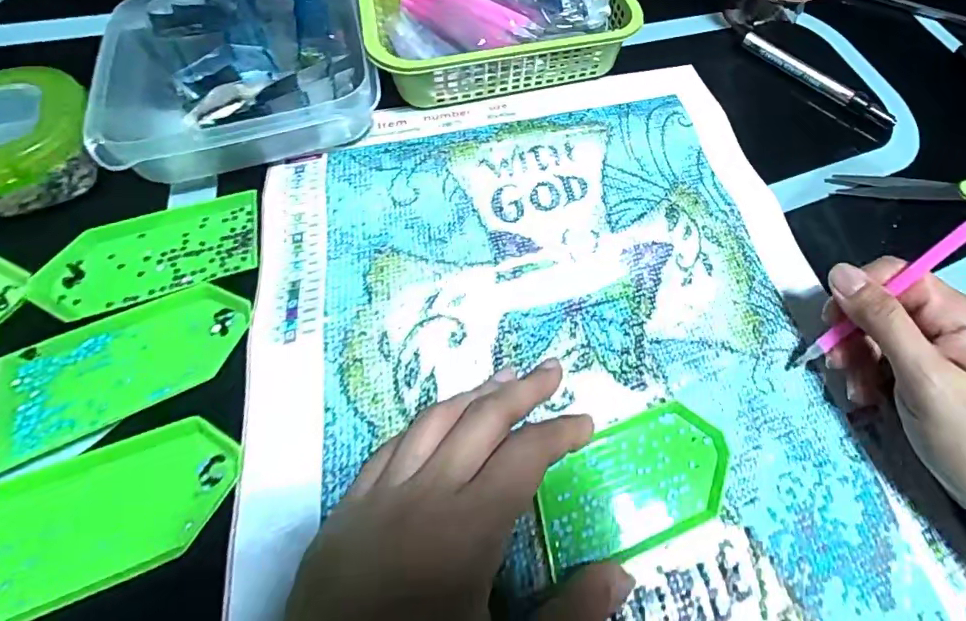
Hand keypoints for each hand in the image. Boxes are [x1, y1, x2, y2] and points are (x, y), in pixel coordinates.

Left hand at [284, 360, 633, 620]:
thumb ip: (567, 613)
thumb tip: (623, 575)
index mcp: (467, 528)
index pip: (527, 455)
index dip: (561, 433)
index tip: (586, 425)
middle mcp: (424, 496)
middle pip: (483, 420)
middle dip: (525, 390)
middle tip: (554, 369)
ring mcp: (377, 501)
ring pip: (434, 421)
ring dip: (476, 394)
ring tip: (505, 377)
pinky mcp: (342, 515)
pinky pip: (389, 447)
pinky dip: (424, 423)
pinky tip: (438, 420)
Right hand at [823, 258, 965, 524]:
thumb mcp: (923, 379)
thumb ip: (882, 320)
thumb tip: (840, 272)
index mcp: (959, 314)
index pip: (899, 276)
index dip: (861, 291)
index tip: (831, 322)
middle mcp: (951, 325)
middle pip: (888, 305)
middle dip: (857, 331)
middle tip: (837, 363)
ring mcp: (943, 353)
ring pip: (884, 335)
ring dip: (861, 357)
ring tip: (855, 391)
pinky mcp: (933, 379)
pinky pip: (892, 361)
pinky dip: (873, 376)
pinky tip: (867, 399)